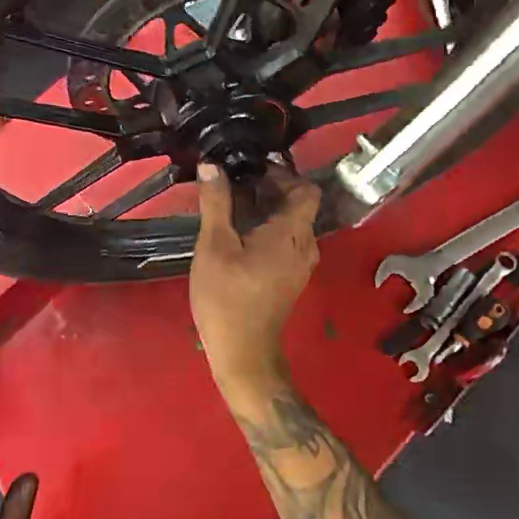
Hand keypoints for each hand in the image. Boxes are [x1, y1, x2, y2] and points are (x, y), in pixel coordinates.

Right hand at [189, 163, 322, 406]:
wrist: (243, 353)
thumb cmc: (227, 297)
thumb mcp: (214, 245)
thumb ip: (216, 203)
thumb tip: (212, 165)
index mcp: (291, 233)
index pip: (306, 190)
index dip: (282, 174)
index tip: (251, 169)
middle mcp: (305, 245)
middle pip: (299, 204)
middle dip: (270, 188)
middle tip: (234, 182)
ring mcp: (300, 264)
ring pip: (292, 222)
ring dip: (268, 208)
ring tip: (233, 204)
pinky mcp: (291, 276)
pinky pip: (287, 240)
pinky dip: (268, 227)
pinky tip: (239, 231)